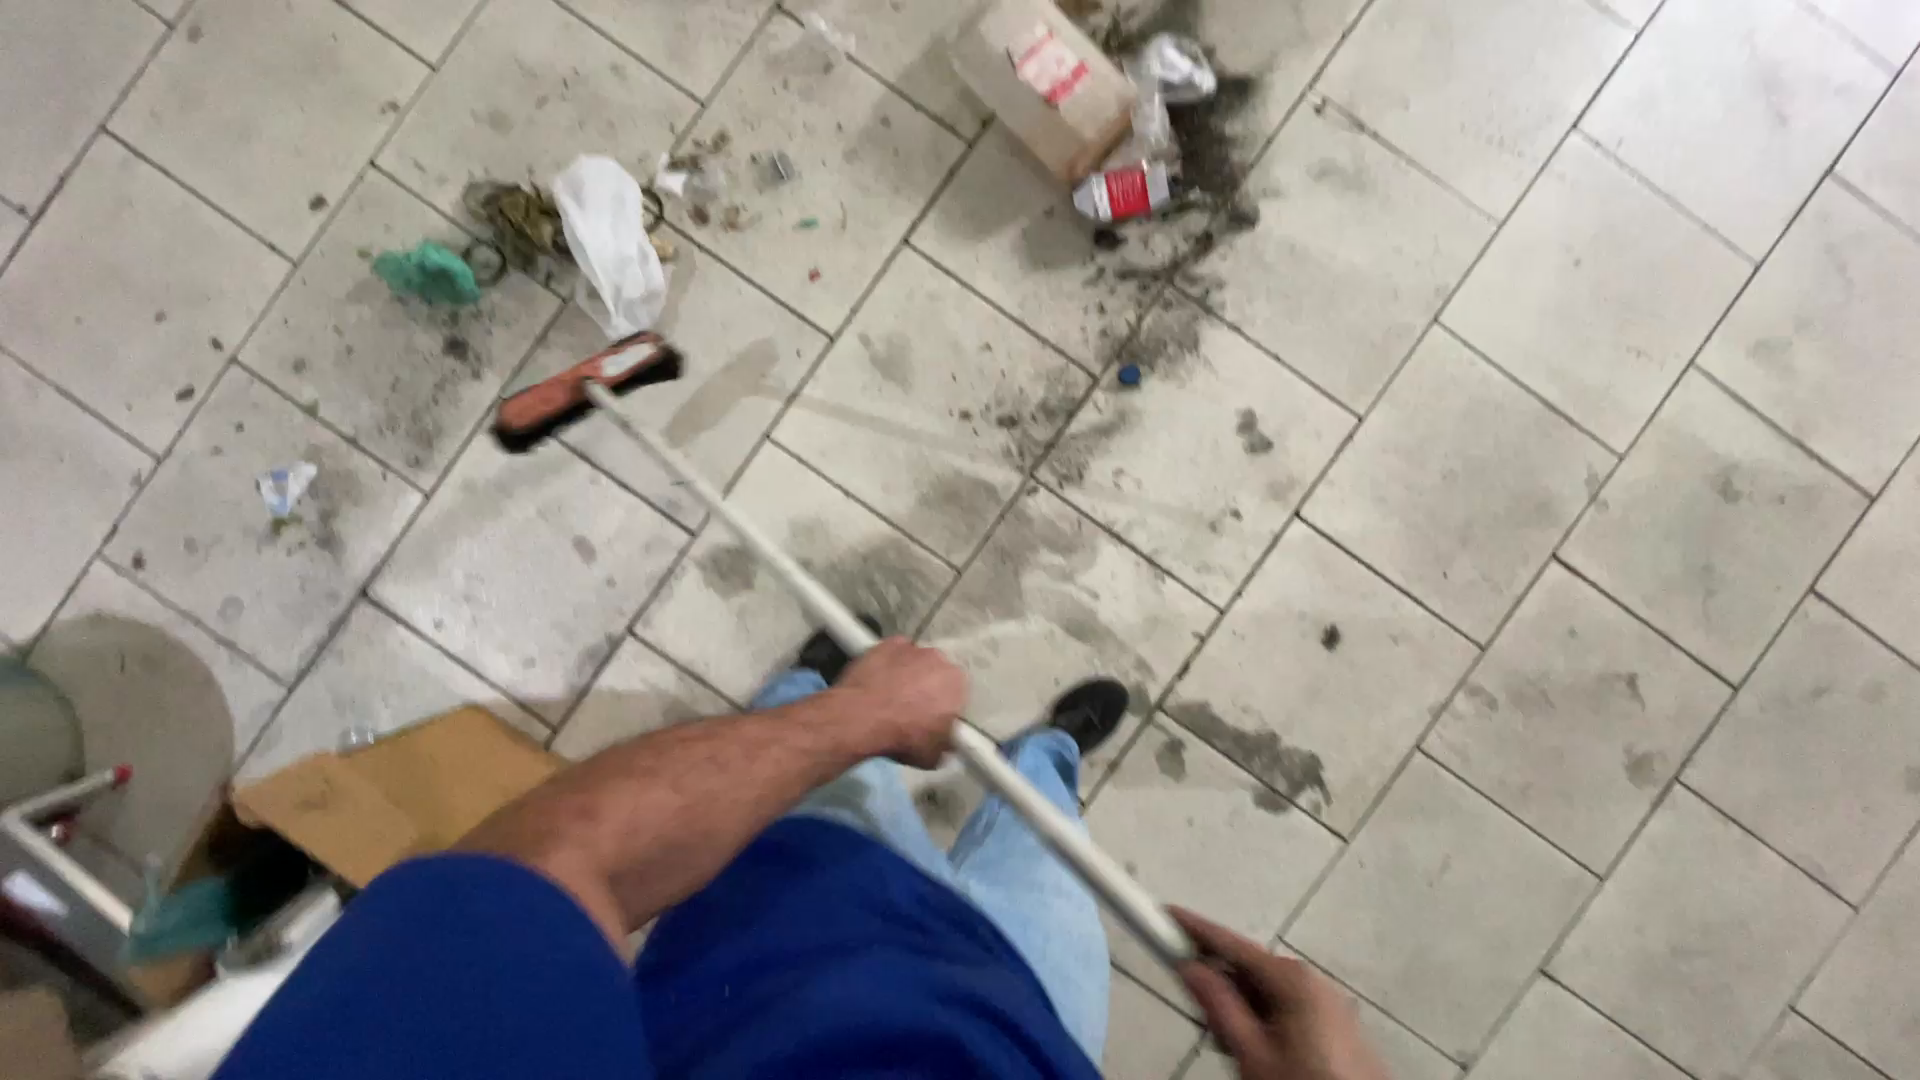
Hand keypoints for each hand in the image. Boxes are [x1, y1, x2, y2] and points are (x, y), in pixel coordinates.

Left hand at [832, 638, 966, 767]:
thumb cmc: (904, 738)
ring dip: (908, 673)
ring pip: (915, 660)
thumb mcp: (933, 755)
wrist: (862, 717)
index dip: (946, 706)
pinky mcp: (886, 643)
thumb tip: (943, 741)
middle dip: (929, 686)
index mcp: (957, 683)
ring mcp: (911, 647)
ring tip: (891, 694)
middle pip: (937, 672)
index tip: (934, 719)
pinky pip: (893, 653)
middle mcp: (939, 658)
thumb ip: (944, 742)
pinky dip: (889, 663)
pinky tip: (878, 679)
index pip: (958, 693)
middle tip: (913, 707)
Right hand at [1172, 908, 1388, 1079]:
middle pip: (1247, 969)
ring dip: (1240, 1011)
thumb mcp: (1253, 1056)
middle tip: (1206, 1028)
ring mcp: (1327, 1003)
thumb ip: (1218, 1006)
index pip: (1231, 944)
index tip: (1164, 911)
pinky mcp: (1336, 1026)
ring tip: (1234, 1051)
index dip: (1195, 928)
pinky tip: (1258, 1055)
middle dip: (1220, 988)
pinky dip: (1263, 1021)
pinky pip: (1286, 1008)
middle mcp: (1311, 980)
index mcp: (1291, 980)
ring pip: (1265, 992)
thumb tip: (1189, 966)